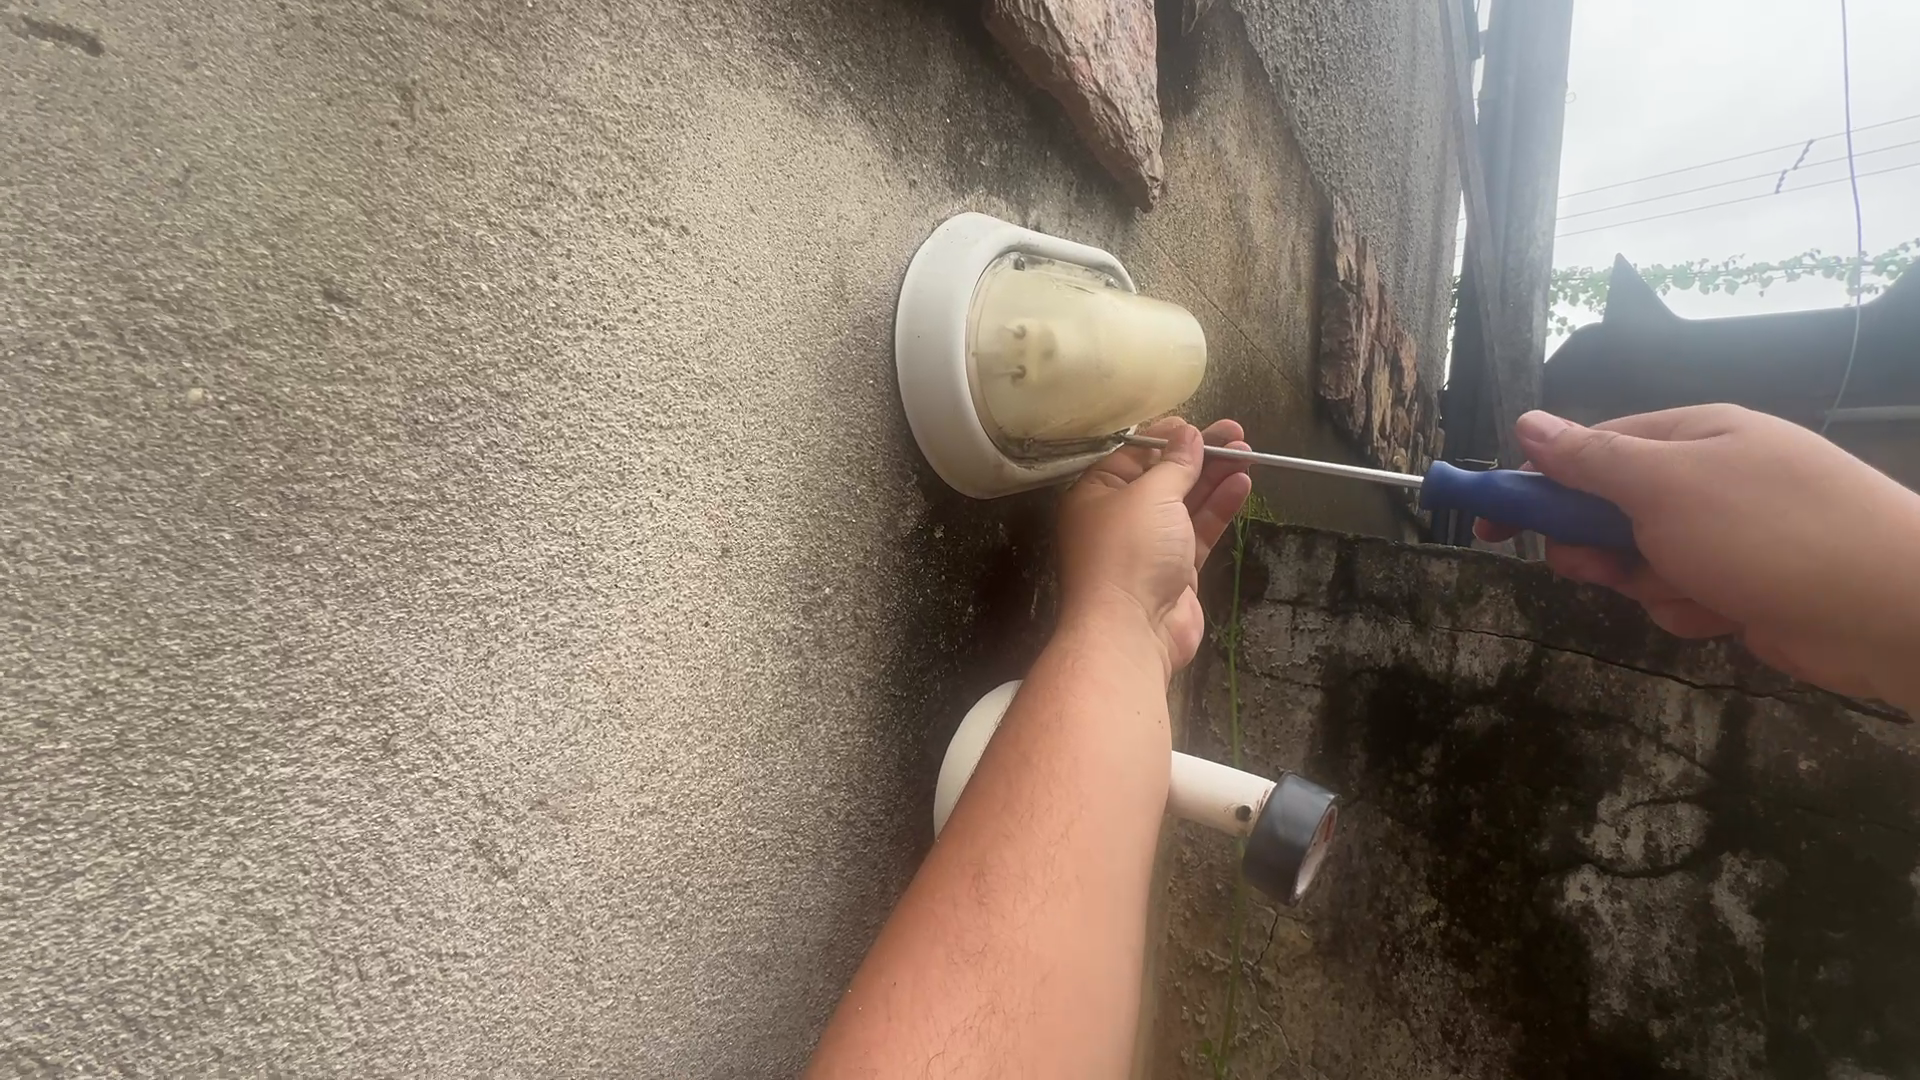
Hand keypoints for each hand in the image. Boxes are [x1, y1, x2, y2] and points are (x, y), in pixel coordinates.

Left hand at [1057, 417, 1252, 679]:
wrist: (1131, 631)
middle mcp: (1118, 518)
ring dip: (1214, 477)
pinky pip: (1198, 531)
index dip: (1165, 438)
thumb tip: (1188, 436)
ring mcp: (1148, 546)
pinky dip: (1218, 508)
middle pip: (1163, 477)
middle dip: (1198, 455)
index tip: (1197, 423)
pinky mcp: (1175, 570)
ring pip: (1185, 503)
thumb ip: (1174, 466)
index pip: (1132, 456)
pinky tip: (1242, 483)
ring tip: (1247, 452)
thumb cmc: (1128, 552)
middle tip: (1236, 433)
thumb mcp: (1149, 496)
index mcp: (1095, 494)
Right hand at [1477, 405, 1919, 707]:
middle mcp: (1703, 479)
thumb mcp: (1663, 486)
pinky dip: (1682, 606)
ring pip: (1630, 559)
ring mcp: (1723, 532)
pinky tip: (1722, 610)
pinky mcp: (1737, 581)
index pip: (1583, 452)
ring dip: (1643, 581)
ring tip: (1686, 589)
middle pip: (1600, 511)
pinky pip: (1670, 592)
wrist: (1900, 615)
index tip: (1490, 525)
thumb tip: (1525, 422)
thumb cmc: (1771, 533)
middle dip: (1594, 545)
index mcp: (1689, 438)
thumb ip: (1587, 456)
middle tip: (1599, 566)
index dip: (1531, 488)